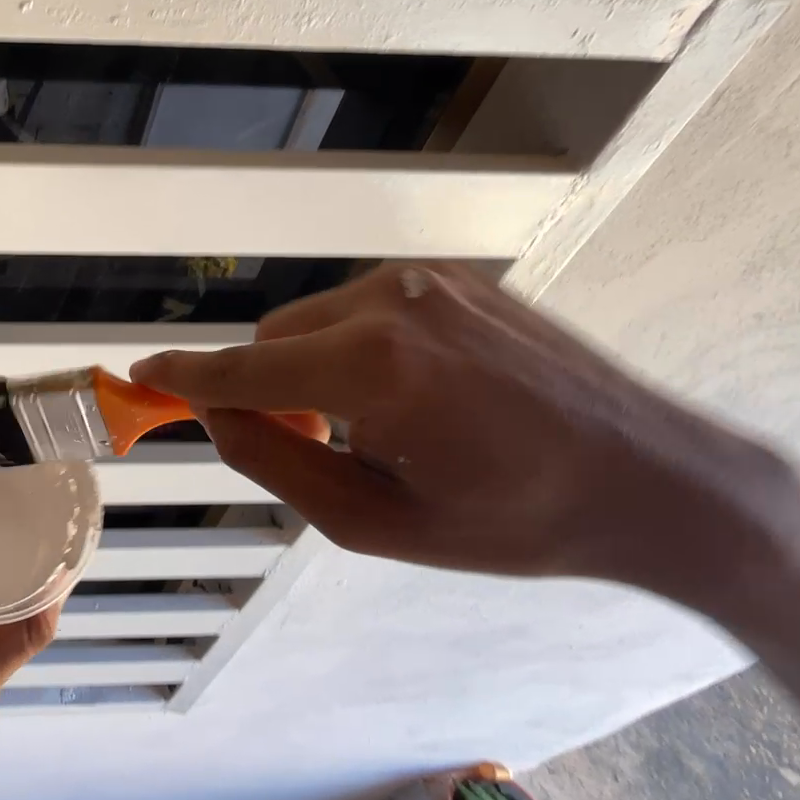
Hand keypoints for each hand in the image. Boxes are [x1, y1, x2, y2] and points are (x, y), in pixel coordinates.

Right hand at [129, 263, 797, 598]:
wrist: (657, 479)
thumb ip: (274, 461)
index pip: (243, 370)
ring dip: (312, 366)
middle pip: (271, 339)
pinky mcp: (451, 276)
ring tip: (380, 417)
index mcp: (373, 370)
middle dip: (272, 389)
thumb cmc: (513, 518)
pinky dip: (353, 342)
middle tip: (322, 441)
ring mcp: (425, 281)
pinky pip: (358, 305)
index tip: (141, 372)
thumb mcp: (372, 522)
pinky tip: (412, 384)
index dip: (185, 375)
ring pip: (310, 319)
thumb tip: (217, 412)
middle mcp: (391, 304)